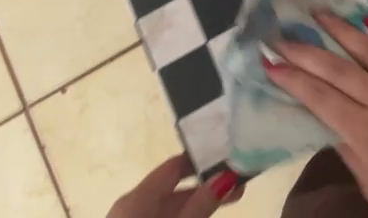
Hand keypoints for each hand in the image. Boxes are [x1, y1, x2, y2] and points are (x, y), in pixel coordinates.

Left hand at [106, 154, 242, 217]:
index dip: (204, 159)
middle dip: (206, 188)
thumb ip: (201, 206)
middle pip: (173, 188)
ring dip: (196, 206)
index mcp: (136, 198)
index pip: (175, 166)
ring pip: (167, 209)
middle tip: (238, 189)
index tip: (233, 159)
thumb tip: (227, 175)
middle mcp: (129, 208)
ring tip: (226, 205)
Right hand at [268, 13, 367, 217]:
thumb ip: (351, 152)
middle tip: (283, 33)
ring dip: (342, 29)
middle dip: (307, 50)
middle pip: (338, 69)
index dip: (293, 79)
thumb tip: (331, 124)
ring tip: (320, 12)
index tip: (271, 63)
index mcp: (365, 132)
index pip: (320, 99)